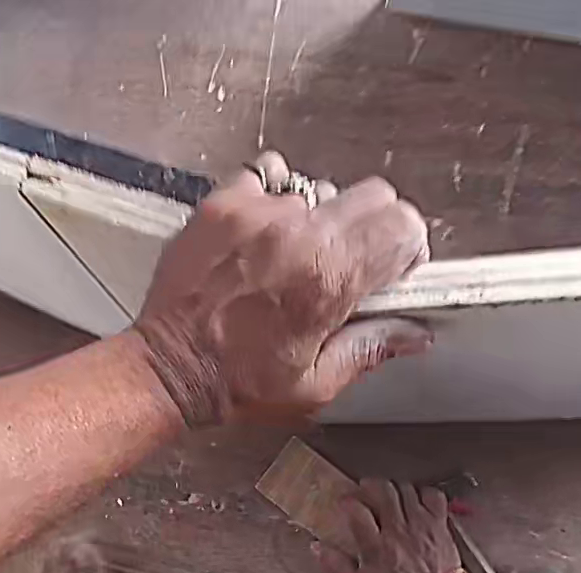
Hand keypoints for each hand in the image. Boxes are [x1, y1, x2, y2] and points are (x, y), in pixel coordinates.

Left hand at [132, 151, 431, 425]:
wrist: (167, 370)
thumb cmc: (232, 385)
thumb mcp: (312, 386)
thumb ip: (369, 350)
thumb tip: (413, 333)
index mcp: (327, 280)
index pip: (402, 225)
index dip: (402, 248)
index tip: (387, 269)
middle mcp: (296, 235)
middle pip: (371, 195)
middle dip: (368, 229)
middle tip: (341, 265)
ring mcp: (255, 213)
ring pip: (317, 189)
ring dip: (314, 220)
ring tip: (287, 261)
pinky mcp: (221, 206)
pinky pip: (266, 179)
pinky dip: (270, 203)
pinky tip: (259, 240)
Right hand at [319, 479, 460, 572]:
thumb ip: (335, 565)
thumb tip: (316, 546)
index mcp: (375, 546)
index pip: (357, 512)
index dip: (348, 501)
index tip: (344, 501)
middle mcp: (398, 530)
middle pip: (383, 492)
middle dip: (371, 484)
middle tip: (365, 487)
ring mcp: (421, 524)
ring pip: (405, 490)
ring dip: (393, 487)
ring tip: (387, 492)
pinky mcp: (439, 523)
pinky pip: (432, 495)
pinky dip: (422, 492)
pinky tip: (414, 499)